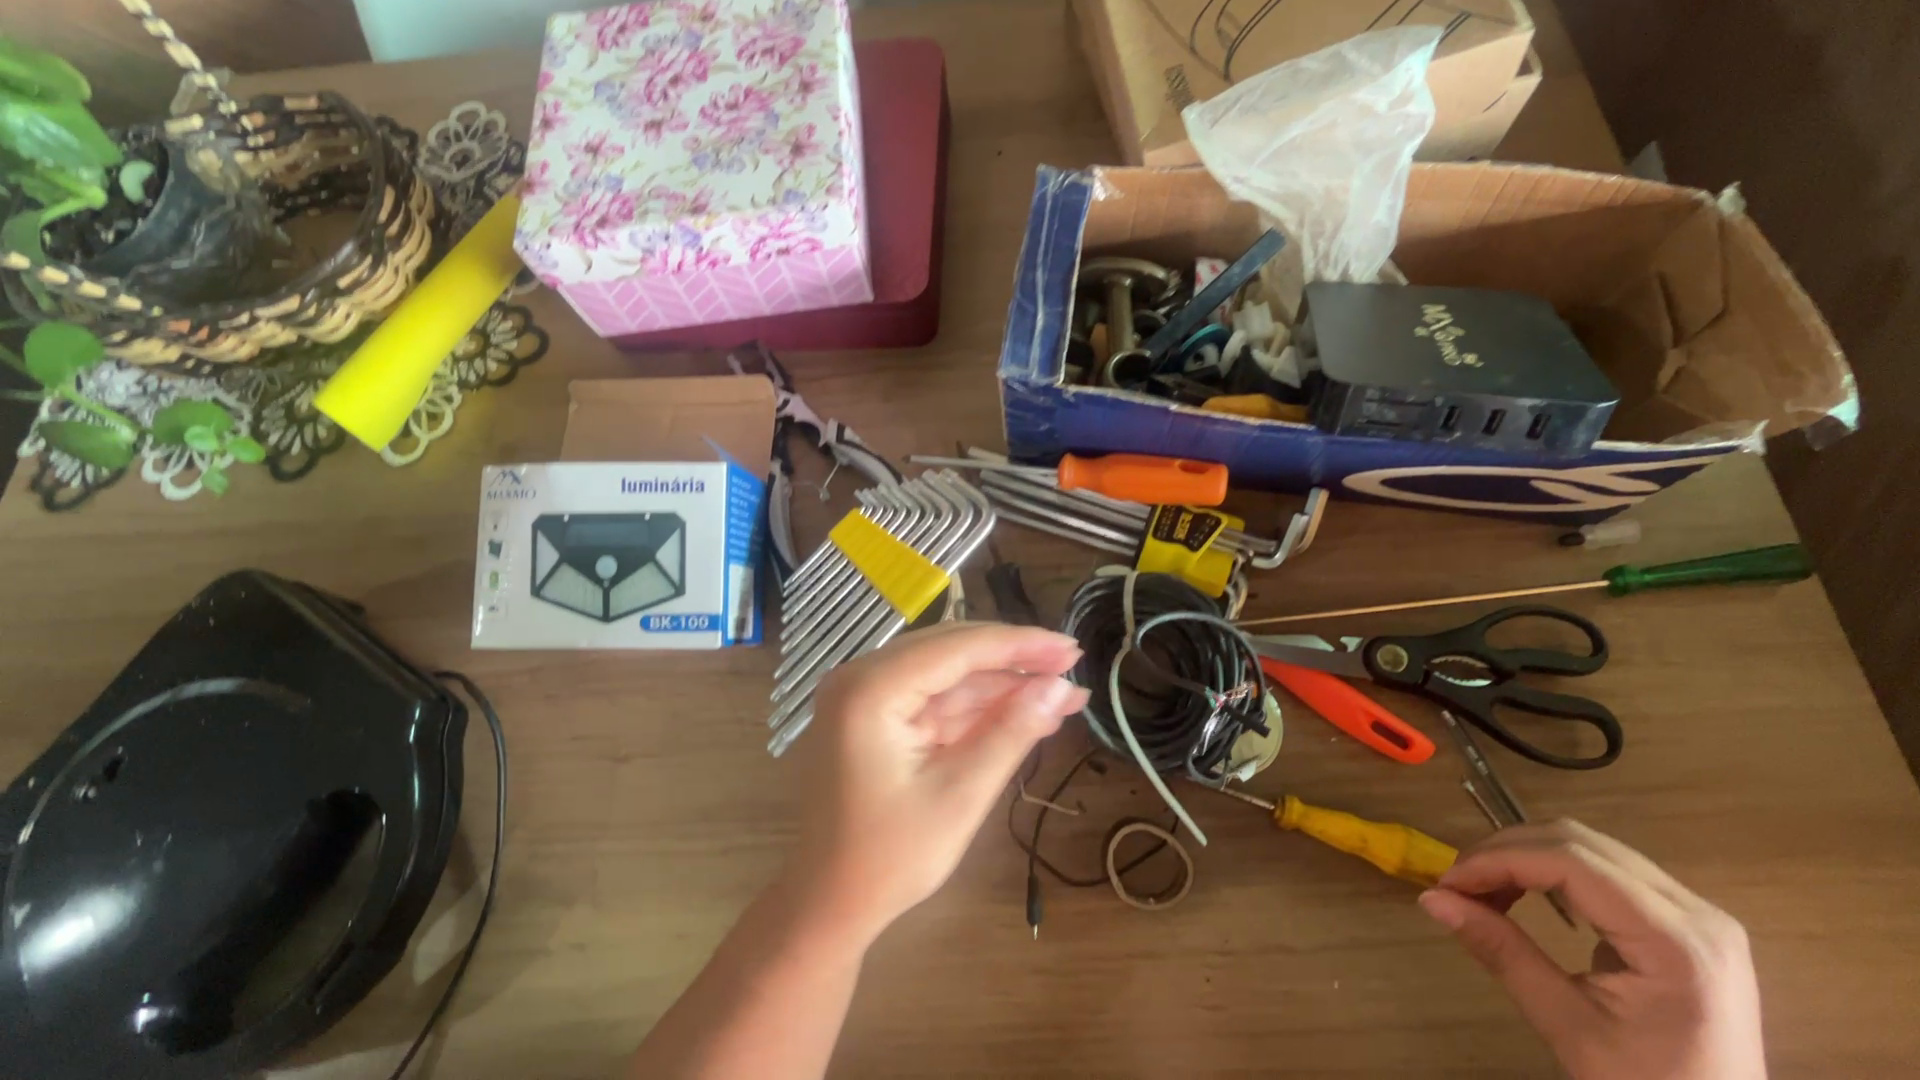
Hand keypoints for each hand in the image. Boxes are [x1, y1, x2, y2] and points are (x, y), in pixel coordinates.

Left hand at [789, 622, 1090, 941]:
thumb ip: (1011, 732)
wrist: (829, 903)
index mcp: (870, 689)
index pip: (957, 648)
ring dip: (1000, 686)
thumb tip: (1062, 688)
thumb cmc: (889, 857)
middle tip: (1072, 666)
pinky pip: (932, 700)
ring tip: (1061, 693)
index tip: (1072, 649)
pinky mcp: (872, 718)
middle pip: (951, 652)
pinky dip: (975, 708)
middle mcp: (860, 678)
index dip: (1020, 645)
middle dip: (1014, 661)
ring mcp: (863, 697)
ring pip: (946, 675)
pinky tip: (1022, 711)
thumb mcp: (960, 794)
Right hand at [1418, 820, 1764, 1079]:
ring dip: (1525, 857)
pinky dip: (1552, 871)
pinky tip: (1524, 896)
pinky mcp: (1685, 919)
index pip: (1572, 862)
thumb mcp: (1568, 1026)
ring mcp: (1697, 912)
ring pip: (1590, 848)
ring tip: (1483, 890)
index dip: (1500, 859)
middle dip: (1507, 852)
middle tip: (1458, 885)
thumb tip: (1431, 899)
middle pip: (1580, 843)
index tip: (1448, 882)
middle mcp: (1697, 911)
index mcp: (1677, 941)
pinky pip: (1606, 869)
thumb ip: (1503, 954)